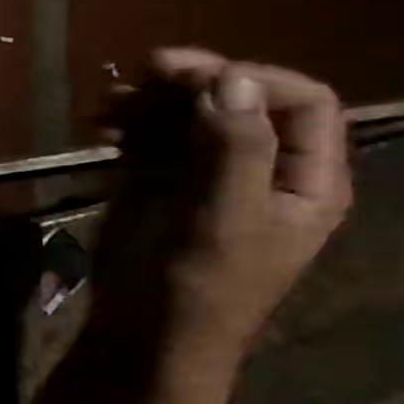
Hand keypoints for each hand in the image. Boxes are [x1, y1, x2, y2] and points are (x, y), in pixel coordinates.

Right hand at [95, 49, 351, 366]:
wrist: (142, 333)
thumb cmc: (198, 286)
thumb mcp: (225, 220)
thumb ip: (236, 150)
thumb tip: (228, 78)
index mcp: (303, 180)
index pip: (300, 102)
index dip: (251, 79)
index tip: (190, 77)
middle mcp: (259, 167)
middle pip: (239, 99)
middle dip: (192, 82)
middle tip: (142, 71)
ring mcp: (205, 173)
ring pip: (189, 113)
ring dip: (151, 99)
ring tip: (109, 101)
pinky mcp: (158, 181)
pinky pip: (149, 136)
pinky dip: (126, 122)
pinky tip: (100, 125)